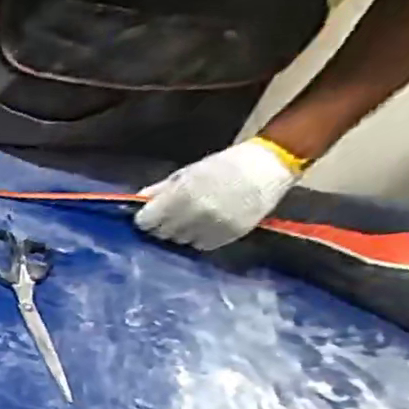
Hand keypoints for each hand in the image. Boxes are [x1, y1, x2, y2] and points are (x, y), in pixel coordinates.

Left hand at [134, 137, 301, 250]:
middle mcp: (193, 214)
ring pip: (180, 241)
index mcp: (179, 197)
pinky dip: (201, 238)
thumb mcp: (186, 173)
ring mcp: (212, 226)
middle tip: (175, 216)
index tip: (153, 215)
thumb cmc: (224, 166)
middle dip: (164, 226)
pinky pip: (202, 245)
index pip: (145, 222)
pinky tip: (208, 225)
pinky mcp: (230, 234)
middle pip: (161, 233)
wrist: (272, 163)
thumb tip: (136, 202)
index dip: (147, 219)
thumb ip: (158, 190)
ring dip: (182, 233)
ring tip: (194, 219)